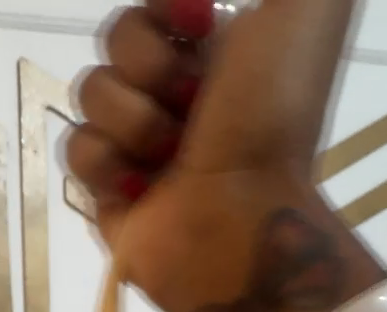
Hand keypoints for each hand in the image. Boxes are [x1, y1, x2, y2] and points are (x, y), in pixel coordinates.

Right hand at [68, 0, 386, 311]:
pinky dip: (107, 165)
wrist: (239, 217)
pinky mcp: (103, 189)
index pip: (155, 6)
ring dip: (133, 122)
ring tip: (171, 157)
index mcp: (217, 48)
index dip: (166, 8)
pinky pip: (76, 149)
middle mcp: (173, 92)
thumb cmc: (273, 117)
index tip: (200, 21)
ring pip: (90, 92)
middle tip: (191, 103)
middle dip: (150, 67)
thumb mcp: (310, 8)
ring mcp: (134, 142)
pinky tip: (141, 188)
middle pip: (116, 38)